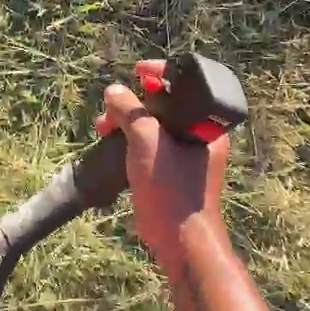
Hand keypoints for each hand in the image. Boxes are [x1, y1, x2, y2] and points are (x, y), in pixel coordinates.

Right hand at [94, 58, 229, 271]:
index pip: (184, 86)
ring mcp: (185, 156)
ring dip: (125, 123)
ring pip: (151, 126)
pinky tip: (113, 145)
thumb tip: (114, 91)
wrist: (180, 239)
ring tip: (104, 130)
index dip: (159, 74)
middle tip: (110, 111)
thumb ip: (129, 110)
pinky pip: (147, 145)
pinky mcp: (170, 172)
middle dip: (131, 104)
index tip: (137, 71)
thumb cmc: (170, 185)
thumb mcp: (146, 139)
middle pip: (162, 105)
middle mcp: (198, 137)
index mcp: (205, 126)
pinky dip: (129, 141)